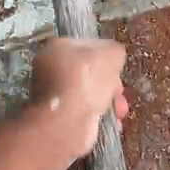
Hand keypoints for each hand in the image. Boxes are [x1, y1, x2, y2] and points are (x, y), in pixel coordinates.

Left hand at [30, 37, 128, 157]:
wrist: (67, 121)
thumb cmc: (87, 79)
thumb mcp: (112, 53)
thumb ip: (115, 51)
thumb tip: (113, 57)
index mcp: (57, 46)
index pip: (86, 48)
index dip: (106, 59)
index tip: (117, 71)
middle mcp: (49, 68)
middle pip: (89, 74)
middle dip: (109, 85)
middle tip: (119, 94)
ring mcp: (51, 95)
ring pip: (88, 96)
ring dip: (107, 103)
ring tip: (119, 113)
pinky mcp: (57, 118)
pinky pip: (83, 114)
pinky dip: (98, 118)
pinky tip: (111, 123)